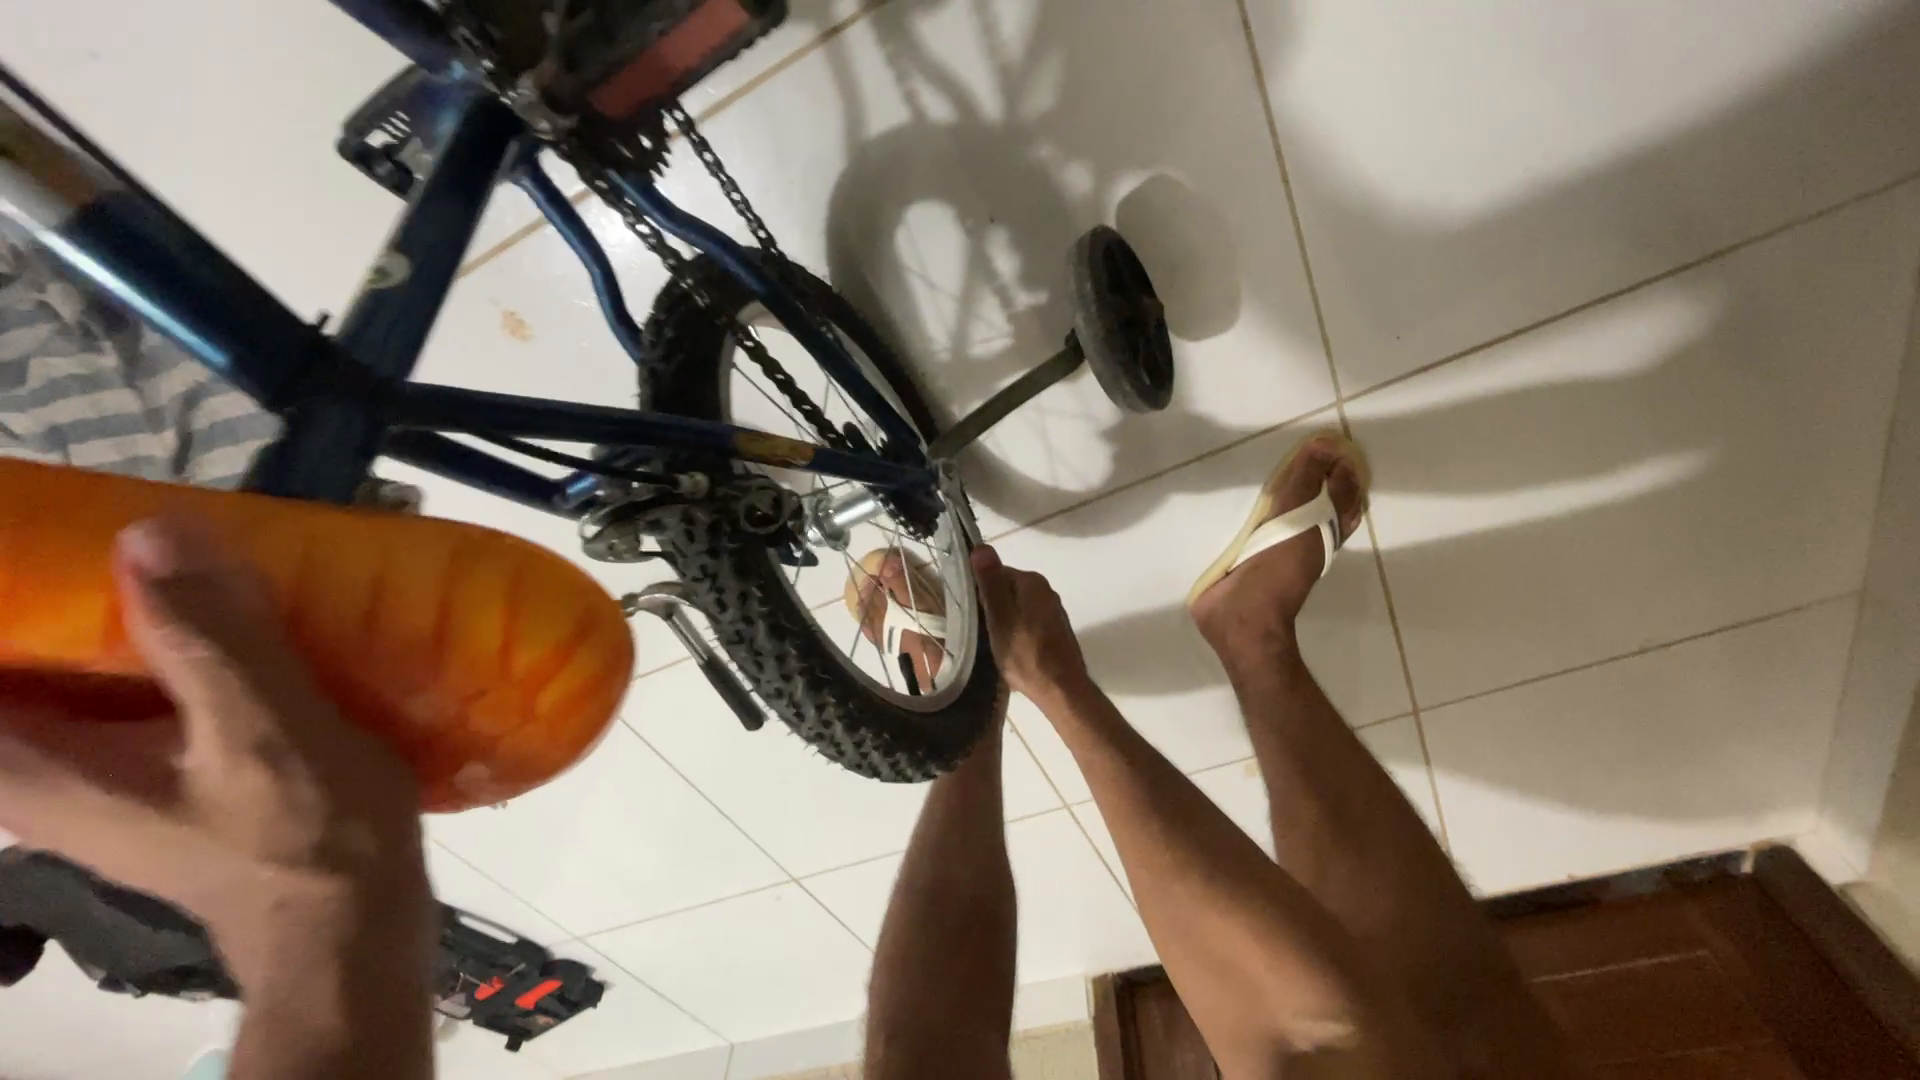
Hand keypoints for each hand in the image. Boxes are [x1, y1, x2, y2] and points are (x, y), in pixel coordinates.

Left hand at [0, 519, 427, 988]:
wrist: (349, 913)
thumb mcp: (263, 730)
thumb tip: (151, 530)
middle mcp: (36, 763)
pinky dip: (180, 645)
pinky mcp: (159, 765)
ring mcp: (98, 768)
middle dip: (78, 588)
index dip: (12, 586)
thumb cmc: (302, 832)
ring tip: (209, 563)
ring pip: (87, 664)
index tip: (53, 532)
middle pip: (26, 652)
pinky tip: (245, 626)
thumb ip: (212, 638)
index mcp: (25, 758)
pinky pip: (141, 684)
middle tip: (151, 534)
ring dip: (137, 611)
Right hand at [970, 546, 1090, 700]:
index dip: (979, 592)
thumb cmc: (1025, 654)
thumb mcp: (1000, 617)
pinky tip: (1011, 649)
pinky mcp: (1056, 629)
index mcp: (1032, 582)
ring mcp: (1053, 610)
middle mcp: (1046, 590)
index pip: (996, 573)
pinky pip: (1027, 621)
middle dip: (992, 607)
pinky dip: (1016, 631)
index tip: (971, 614)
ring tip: (993, 642)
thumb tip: (981, 546)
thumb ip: (991, 582)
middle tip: (980, 631)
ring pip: (1017, 607)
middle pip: (1007, 589)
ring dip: (1003, 620)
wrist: (1061, 689)